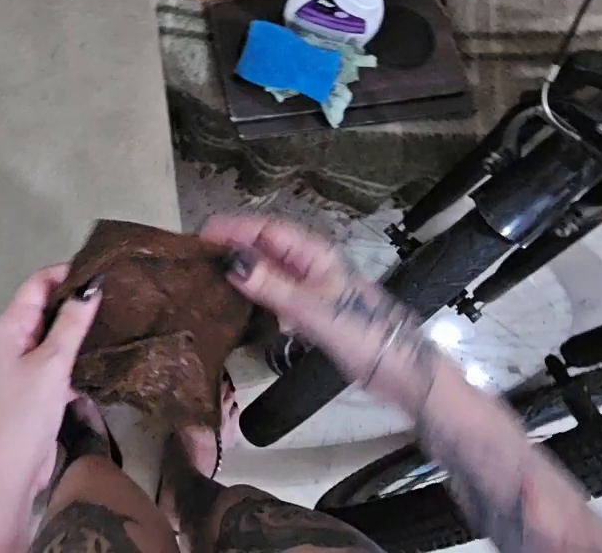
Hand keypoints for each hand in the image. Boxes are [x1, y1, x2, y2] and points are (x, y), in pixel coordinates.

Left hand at [0, 264, 102, 552]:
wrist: (6, 474)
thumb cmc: (24, 411)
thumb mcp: (52, 362)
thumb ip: (72, 322)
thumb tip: (92, 285)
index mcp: (12, 324)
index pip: (40, 281)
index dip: (68, 272)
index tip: (104, 270)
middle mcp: (17, 338)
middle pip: (49, 305)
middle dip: (79, 298)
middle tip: (119, 293)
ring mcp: (27, 364)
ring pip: (58, 334)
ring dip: (82, 328)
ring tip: (120, 319)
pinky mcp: (40, 388)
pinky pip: (63, 360)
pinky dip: (81, 355)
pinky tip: (107, 356)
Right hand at [201, 214, 438, 409]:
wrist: (403, 373)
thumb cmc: (365, 333)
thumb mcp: (314, 310)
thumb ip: (272, 287)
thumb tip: (231, 264)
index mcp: (314, 254)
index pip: (265, 230)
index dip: (234, 228)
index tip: (203, 232)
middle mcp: (309, 265)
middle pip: (264, 247)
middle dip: (233, 245)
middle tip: (199, 252)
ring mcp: (310, 288)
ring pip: (268, 269)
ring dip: (242, 268)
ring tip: (210, 274)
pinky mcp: (310, 311)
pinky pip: (274, 292)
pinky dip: (254, 293)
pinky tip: (237, 303)